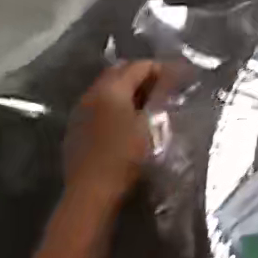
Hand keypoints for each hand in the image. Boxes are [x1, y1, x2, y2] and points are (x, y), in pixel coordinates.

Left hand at [63, 60, 169, 206]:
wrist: (92, 192)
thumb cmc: (126, 155)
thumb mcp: (152, 122)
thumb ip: (162, 94)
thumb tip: (176, 74)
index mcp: (111, 90)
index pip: (140, 65)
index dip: (163, 68)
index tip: (181, 78)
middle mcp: (91, 94)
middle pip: (120, 71)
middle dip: (144, 75)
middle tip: (166, 88)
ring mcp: (80, 111)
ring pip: (108, 87)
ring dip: (129, 89)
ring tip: (151, 103)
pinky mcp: (76, 127)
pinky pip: (99, 103)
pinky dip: (116, 102)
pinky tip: (129, 118)